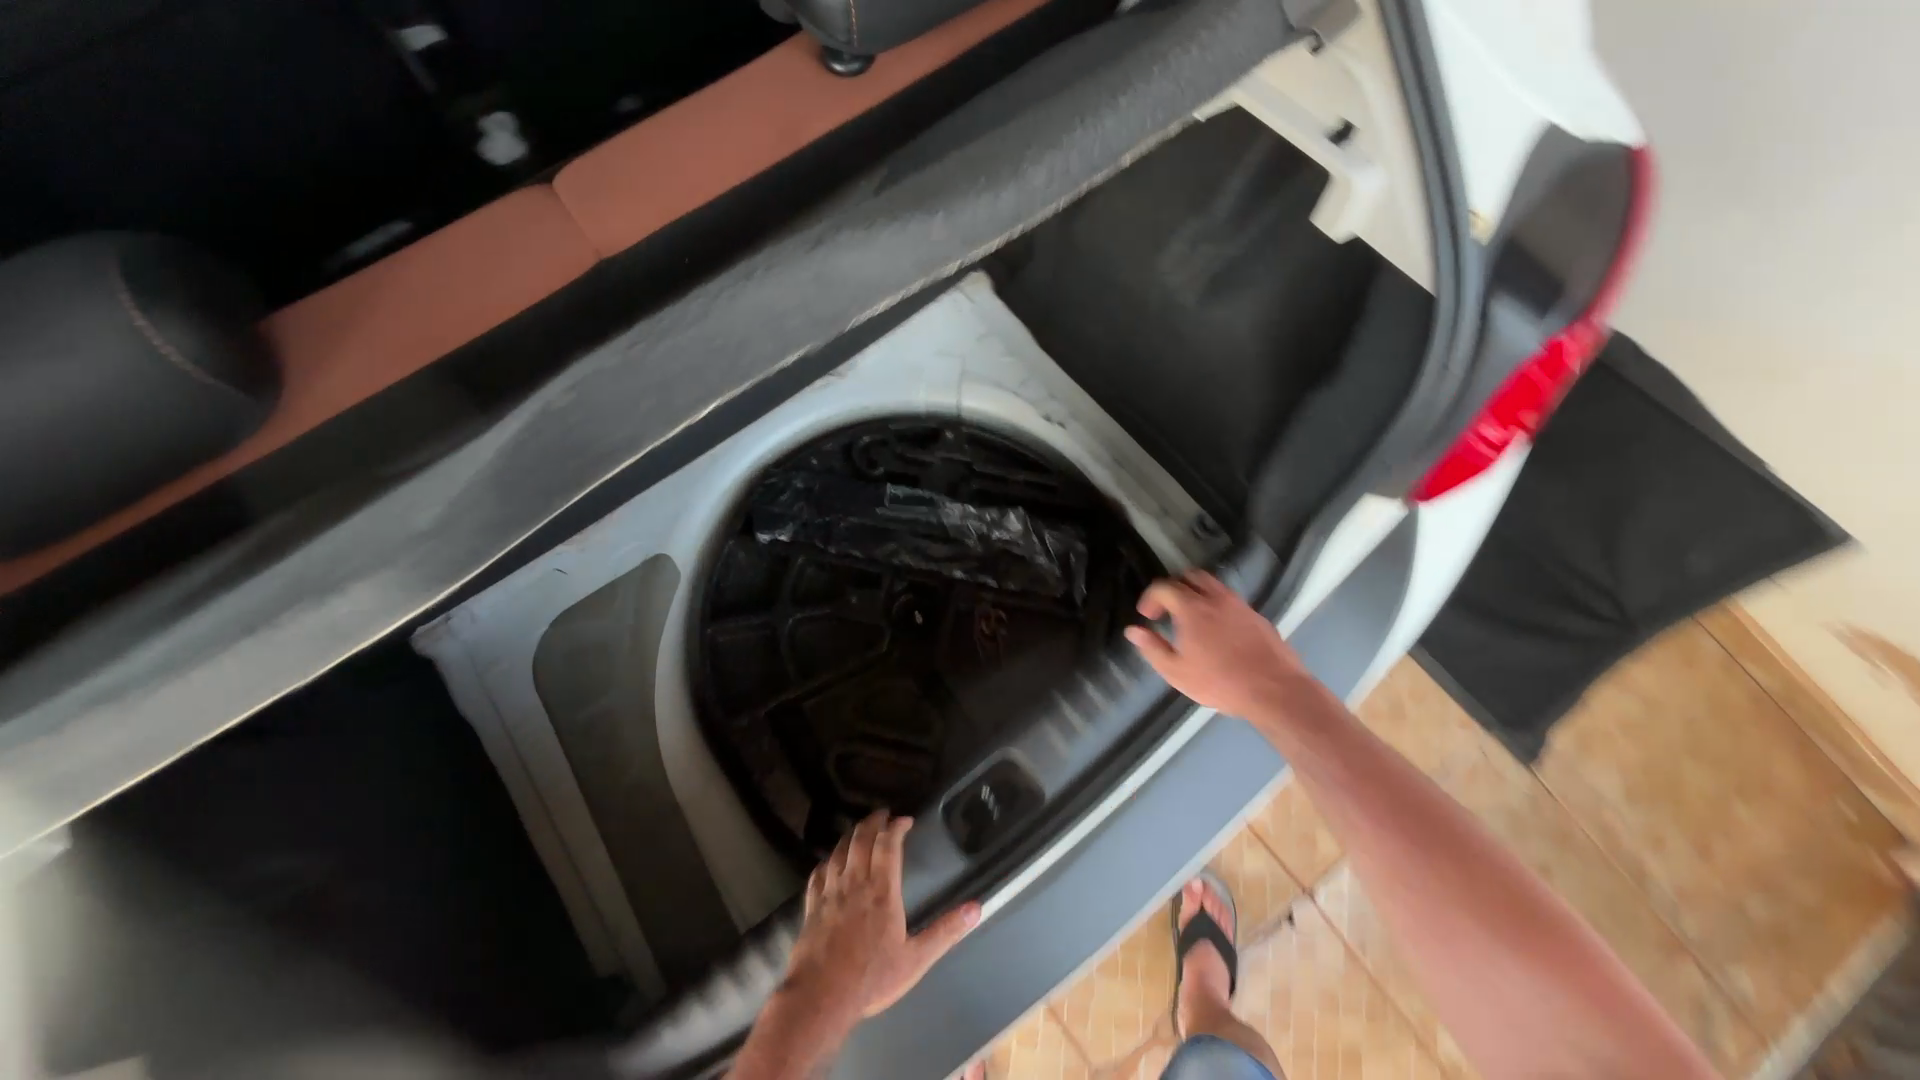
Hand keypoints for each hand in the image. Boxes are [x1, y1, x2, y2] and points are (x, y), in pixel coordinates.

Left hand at [784, 811, 981, 1023]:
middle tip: (882, 814)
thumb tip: (975, 908)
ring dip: (850, 836)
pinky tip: (828, 862)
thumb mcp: (916, 960)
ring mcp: (830, 893)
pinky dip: (826, 861)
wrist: (821, 997)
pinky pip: (818, 874)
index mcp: (882, 892)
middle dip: (873, 822)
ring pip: (838, 852)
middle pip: (861, 840)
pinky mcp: (811, 907)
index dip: (896, 827)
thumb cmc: (872, 978)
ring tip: (859, 831)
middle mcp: (854, 884)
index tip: (905, 819)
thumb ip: (945, 932)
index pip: (888, 846)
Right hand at [1123, 570, 1322, 722]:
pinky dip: (1217, 606)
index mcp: (1192, 609)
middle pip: (1191, 576)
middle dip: (1174, 588)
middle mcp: (1216, 599)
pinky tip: (1218, 631)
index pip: (1164, 587)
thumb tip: (1133, 630)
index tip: (1146, 615)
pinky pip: (1230, 600)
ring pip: (1214, 586)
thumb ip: (1152, 648)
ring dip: (1197, 594)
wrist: (1274, 689)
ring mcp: (1240, 605)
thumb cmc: (1220, 682)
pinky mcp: (1256, 616)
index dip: (1150, 597)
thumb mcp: (1177, 672)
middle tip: (1167, 609)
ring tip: (1191, 619)